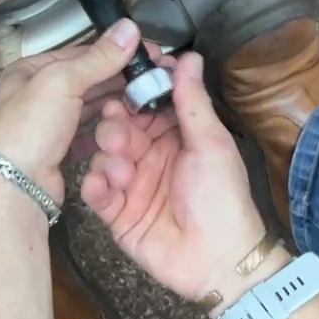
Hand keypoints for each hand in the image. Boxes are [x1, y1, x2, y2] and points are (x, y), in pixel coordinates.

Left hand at [0, 19, 140, 201]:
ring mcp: (46, 125)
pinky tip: (123, 125)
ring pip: (87, 106)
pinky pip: (86, 133)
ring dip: (113, 103)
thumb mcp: (63, 82)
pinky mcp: (57, 150)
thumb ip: (98, 58)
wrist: (15, 186)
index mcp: (29, 71)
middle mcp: (35, 95)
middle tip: (150, 79)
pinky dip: (104, 127)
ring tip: (142, 100)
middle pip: (85, 80)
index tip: (145, 54)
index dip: (113, 52)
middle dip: (117, 79)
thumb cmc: (28, 129)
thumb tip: (128, 28)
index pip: (79, 53)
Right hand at [82, 51, 270, 303]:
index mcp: (175, 135)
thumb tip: (187, 57)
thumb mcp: (210, 144)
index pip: (146, 104)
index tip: (123, 79)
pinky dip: (95, 186)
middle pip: (118, 127)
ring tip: (121, 170)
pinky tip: (104, 186)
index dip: (133, 92)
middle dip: (114, 125)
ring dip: (107, 158)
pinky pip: (96, 193)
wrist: (219, 260)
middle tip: (118, 131)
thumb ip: (192, 101)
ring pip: (102, 156)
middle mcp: (150, 155)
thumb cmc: (223, 199)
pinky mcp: (117, 213)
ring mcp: (131, 184)